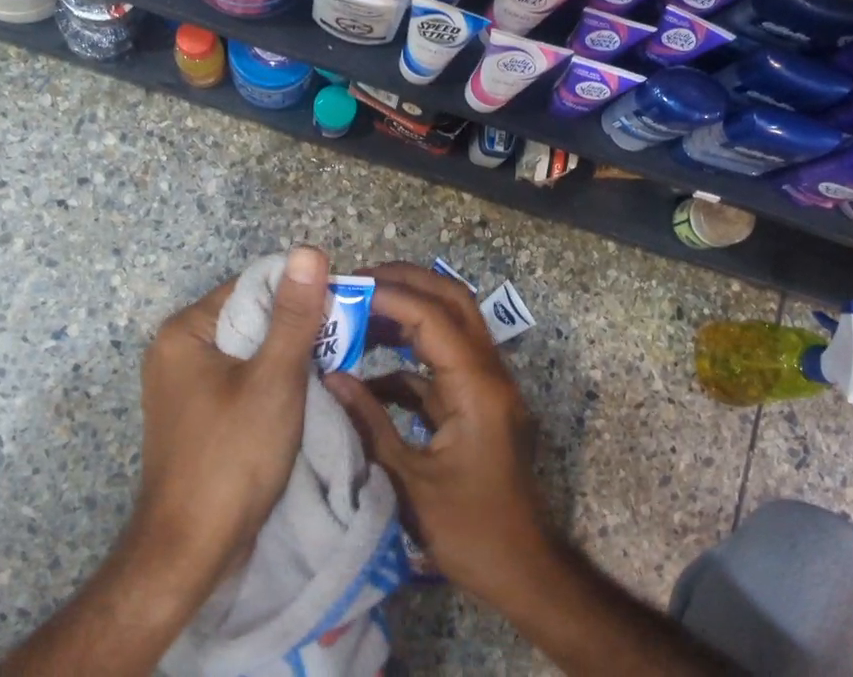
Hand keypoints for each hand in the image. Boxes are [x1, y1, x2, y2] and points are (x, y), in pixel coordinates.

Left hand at [135, 245, 331, 582]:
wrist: (190, 550)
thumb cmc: (232, 458)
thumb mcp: (274, 381)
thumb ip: (294, 315)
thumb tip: (308, 249)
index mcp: (185, 331)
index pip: (253, 286)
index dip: (301, 293)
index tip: (344, 311)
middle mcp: (177, 350)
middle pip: (251, 317)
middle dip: (297, 329)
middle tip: (344, 344)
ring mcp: (184, 386)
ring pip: (250, 351)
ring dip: (289, 358)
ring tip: (330, 371)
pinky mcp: (197, 415)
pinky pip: (242, 380)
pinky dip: (272, 383)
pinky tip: (303, 399)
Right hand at [323, 262, 551, 602]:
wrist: (522, 569)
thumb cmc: (469, 531)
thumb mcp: (408, 482)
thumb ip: (370, 424)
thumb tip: (330, 378)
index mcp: (478, 388)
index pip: (434, 318)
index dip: (389, 297)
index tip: (344, 289)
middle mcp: (489, 375)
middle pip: (452, 303)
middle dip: (405, 284)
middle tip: (353, 283)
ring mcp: (486, 388)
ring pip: (450, 327)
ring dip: (408, 314)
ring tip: (356, 314)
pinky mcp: (478, 405)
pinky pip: (442, 365)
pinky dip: (408, 359)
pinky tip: (368, 374)